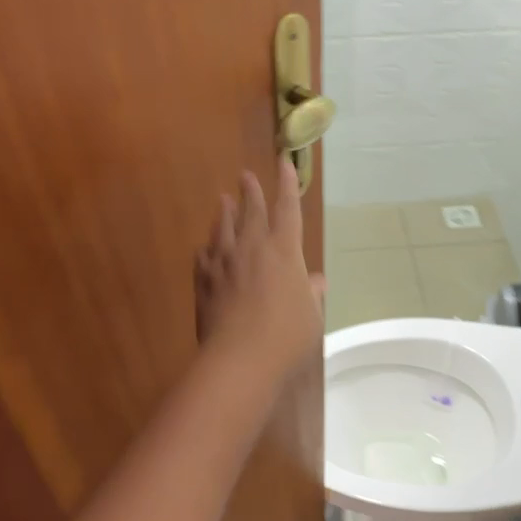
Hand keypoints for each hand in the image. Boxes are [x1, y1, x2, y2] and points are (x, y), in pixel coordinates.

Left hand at [195, 158, 325, 378]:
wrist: (239, 359)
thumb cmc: (287, 337)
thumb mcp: (312, 317)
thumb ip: (312, 295)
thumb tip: (316, 282)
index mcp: (284, 251)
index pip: (287, 208)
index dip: (287, 184)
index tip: (283, 162)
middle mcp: (252, 248)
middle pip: (251, 211)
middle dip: (251, 191)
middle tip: (245, 175)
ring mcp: (223, 263)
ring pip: (223, 229)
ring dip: (225, 214)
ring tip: (224, 201)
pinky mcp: (203, 283)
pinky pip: (204, 257)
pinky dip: (207, 249)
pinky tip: (206, 250)